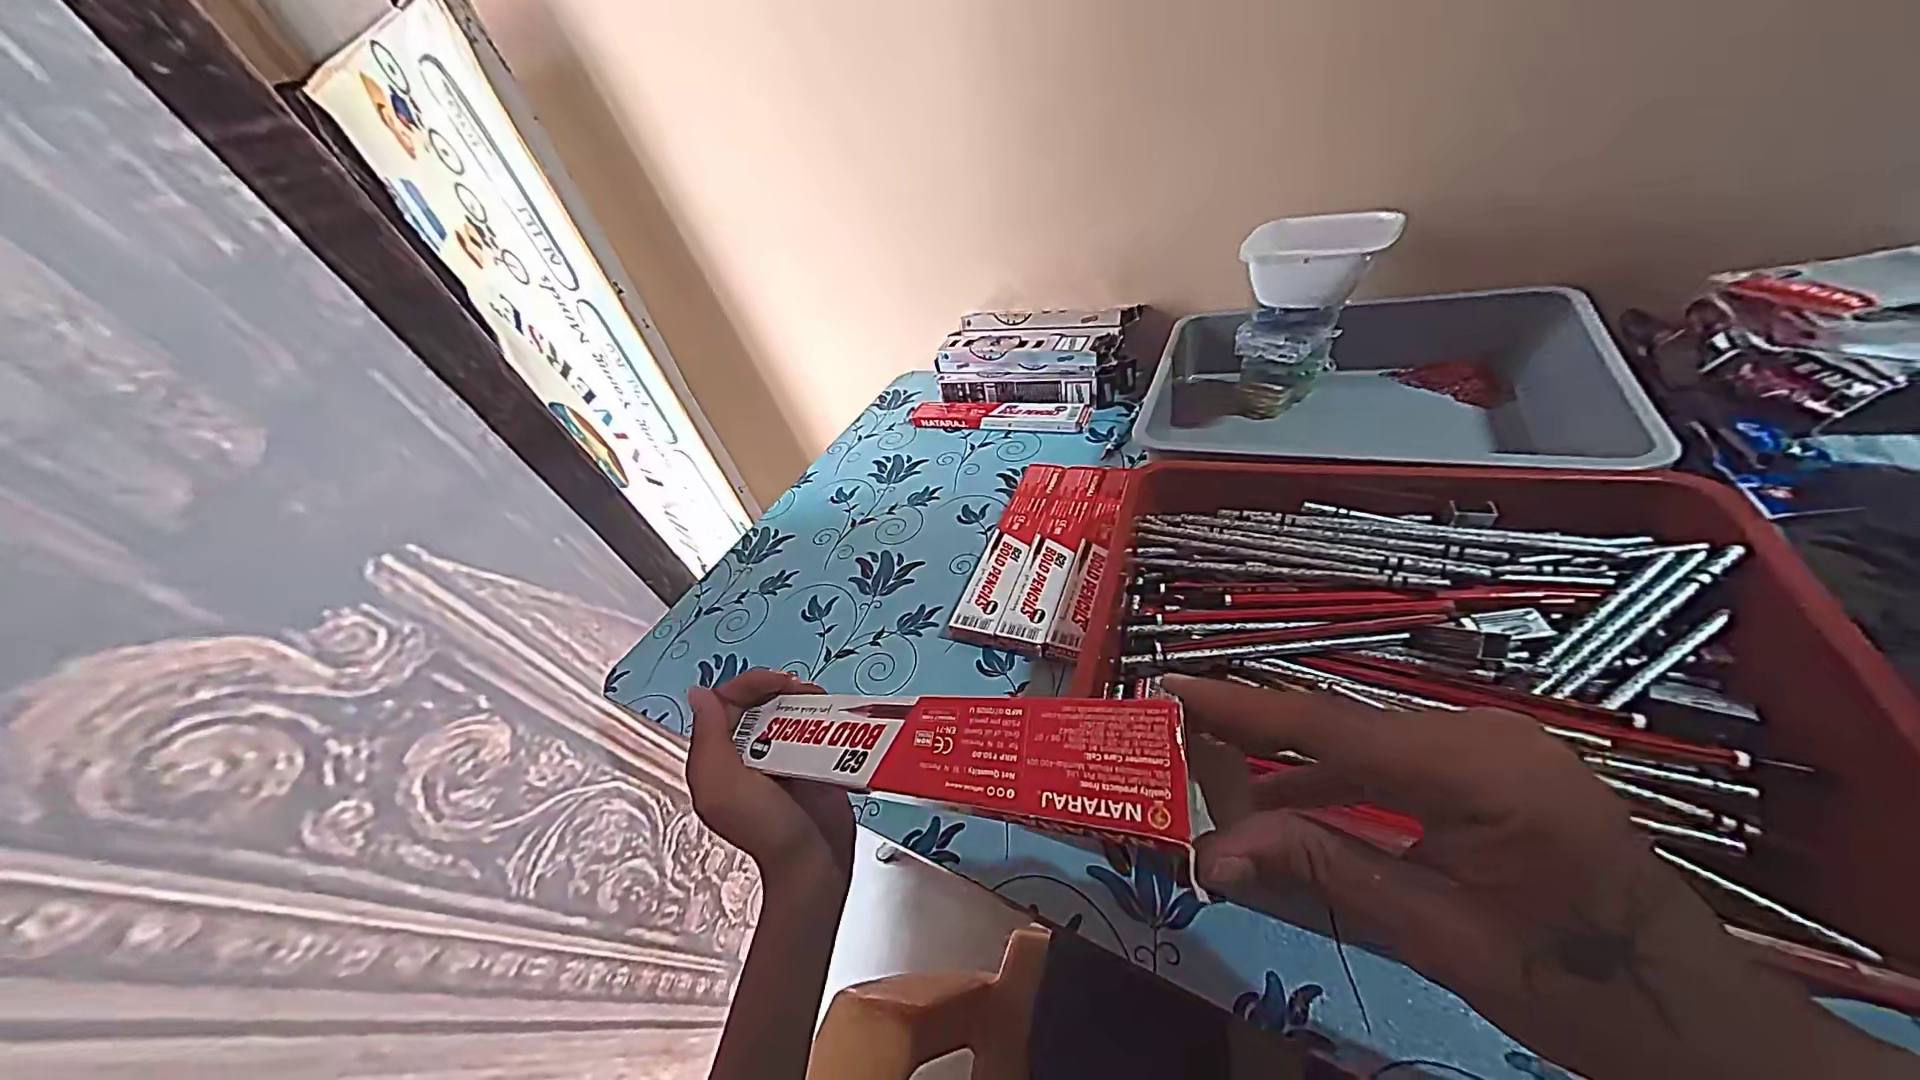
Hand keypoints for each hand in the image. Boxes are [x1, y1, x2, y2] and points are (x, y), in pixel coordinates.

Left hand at [688, 669, 854, 892]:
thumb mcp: (721, 784)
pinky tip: (834, 715)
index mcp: (720, 754)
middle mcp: (749, 749)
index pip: (729, 700)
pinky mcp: (813, 759)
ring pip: (790, 709)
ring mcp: (783, 754)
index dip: (750, 682)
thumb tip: (699, 692)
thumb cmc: (764, 826)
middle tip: (805, 689)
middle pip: (761, 699)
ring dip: (806, 697)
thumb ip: (708, 737)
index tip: (780, 682)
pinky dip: (824, 715)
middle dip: (781, 686)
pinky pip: (815, 726)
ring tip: (822, 700)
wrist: (812, 859)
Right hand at [1167, 675, 1914, 1079]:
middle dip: (1255, 732)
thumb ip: (1318, 868)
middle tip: (1181, 732)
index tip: (1175, 687)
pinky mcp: (1486, 757)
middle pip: (1339, 724)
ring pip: (1359, 737)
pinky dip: (1335, 775)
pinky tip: (1289, 795)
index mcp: (1478, 770)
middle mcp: (1480, 732)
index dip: (1241, 707)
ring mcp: (1488, 739)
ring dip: (1291, 758)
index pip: (1331, 727)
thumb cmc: (1575, 987)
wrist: (1698, 1016)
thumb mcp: (1436, 934)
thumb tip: (1211, 853)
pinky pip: (1389, 756)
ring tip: (1218, 767)